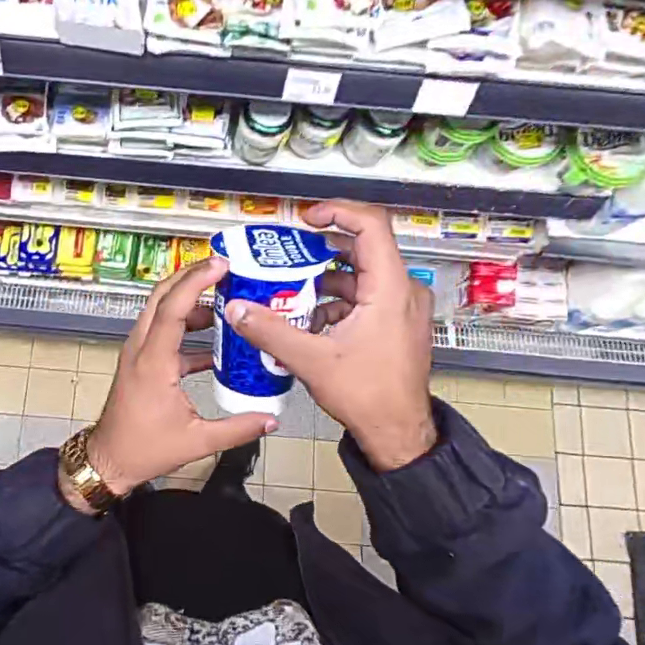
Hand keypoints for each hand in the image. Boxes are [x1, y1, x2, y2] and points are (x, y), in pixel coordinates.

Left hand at [73, 257, 274, 503]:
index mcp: (153, 363)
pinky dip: (186, 328)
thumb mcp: (197, 441)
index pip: (173, 307)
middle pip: (163, 296)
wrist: (109, 460)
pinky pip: (165, 332)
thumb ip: (238, 429)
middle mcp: (141, 350)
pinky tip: (213, 343)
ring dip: (190, 301)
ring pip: (162, 311)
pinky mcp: (142, 363)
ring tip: (224, 303)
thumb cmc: (141, 449)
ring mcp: (139, 354)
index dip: (197, 281)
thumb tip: (270, 420)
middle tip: (224, 270)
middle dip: (193, 277)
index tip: (220, 266)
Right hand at [223, 200, 436, 471]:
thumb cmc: (373, 399)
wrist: (398, 433)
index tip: (309, 217)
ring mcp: (403, 309)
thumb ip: (271, 331)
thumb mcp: (312, 361)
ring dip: (327, 282)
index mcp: (390, 289)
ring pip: (362, 277)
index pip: (371, 224)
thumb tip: (241, 311)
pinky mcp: (397, 324)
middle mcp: (403, 293)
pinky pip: (366, 298)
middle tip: (291, 257)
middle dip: (321, 253)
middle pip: (362, 249)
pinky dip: (339, 302)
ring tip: (294, 295)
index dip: (337, 211)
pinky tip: (313, 322)